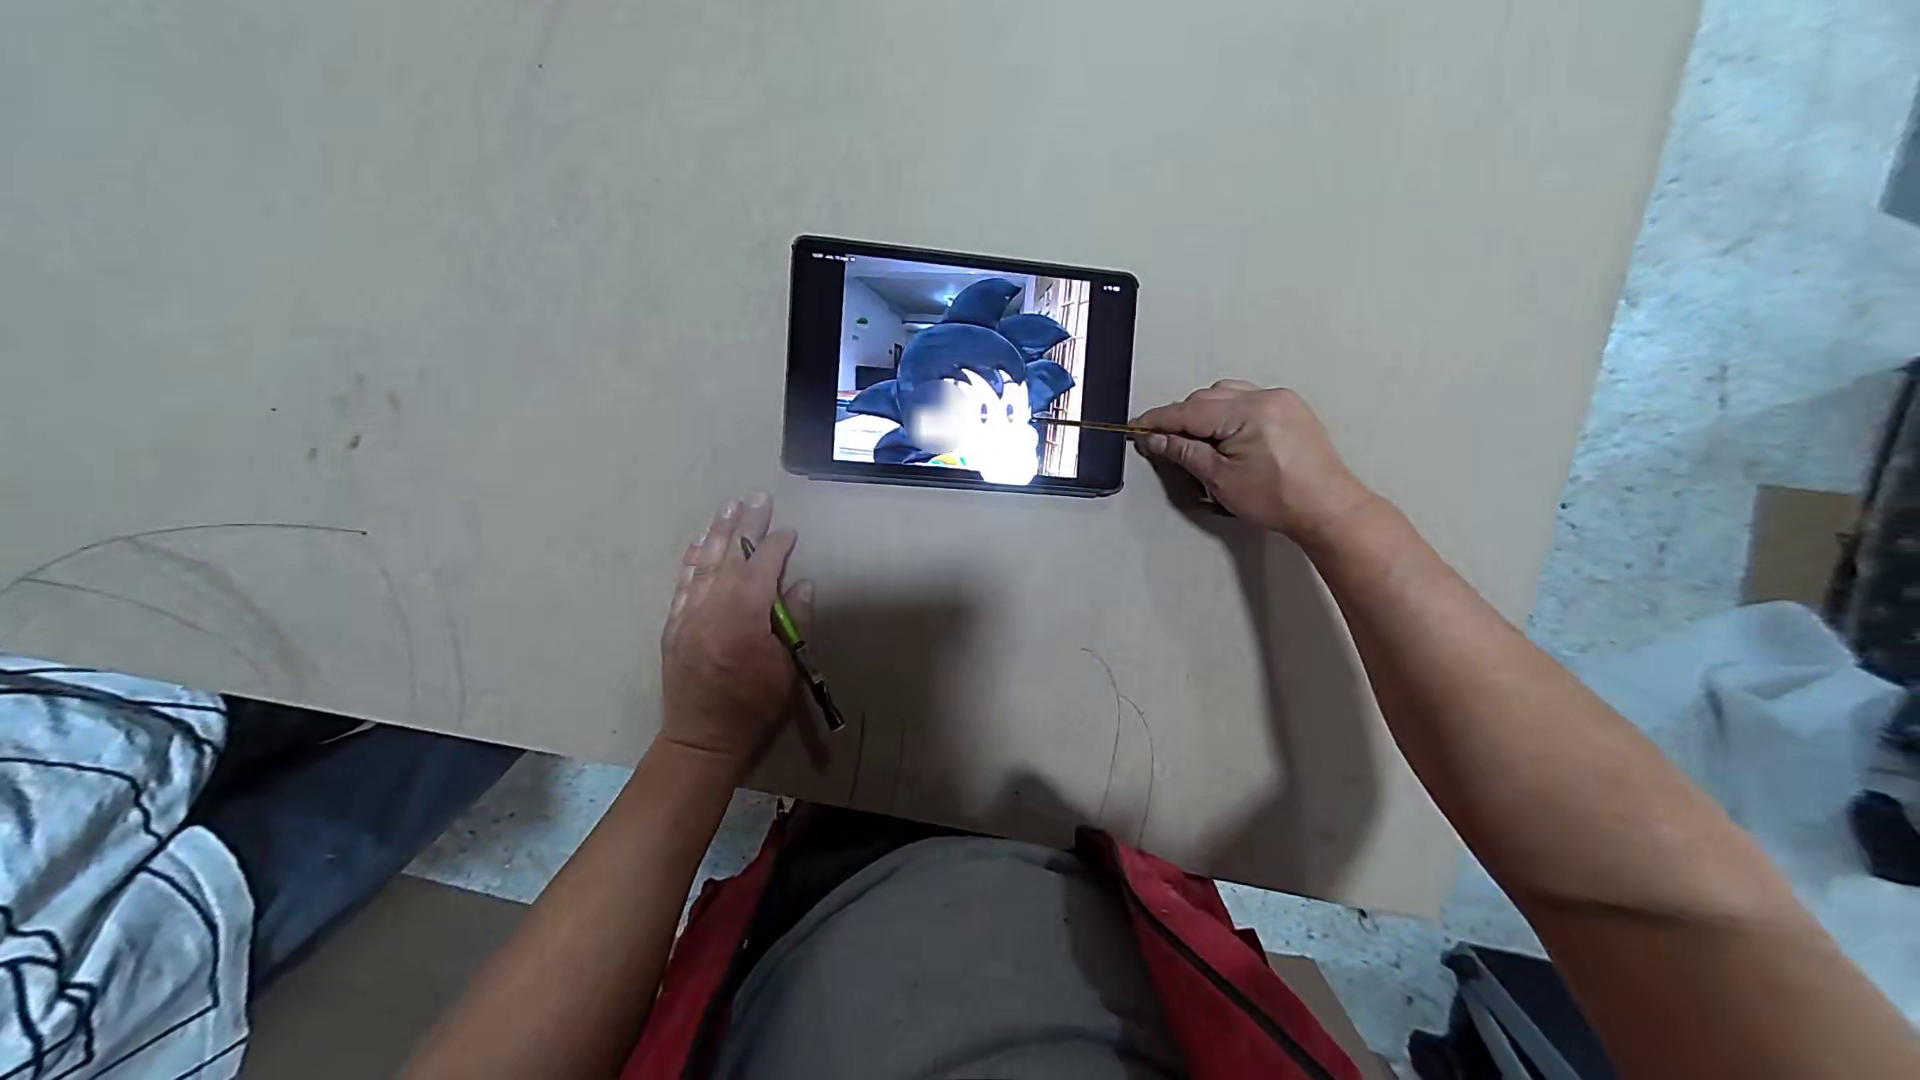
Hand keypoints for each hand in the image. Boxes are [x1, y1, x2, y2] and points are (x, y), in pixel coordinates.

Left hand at [658, 492, 811, 775]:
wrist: (702, 738)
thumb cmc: (754, 706)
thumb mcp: (786, 668)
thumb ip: (794, 621)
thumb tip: (799, 584)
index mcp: (743, 619)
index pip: (761, 570)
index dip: (776, 547)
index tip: (789, 531)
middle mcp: (712, 610)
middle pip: (730, 558)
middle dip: (745, 526)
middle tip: (756, 497)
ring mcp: (688, 616)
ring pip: (703, 565)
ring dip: (717, 534)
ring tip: (727, 508)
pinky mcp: (674, 626)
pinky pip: (682, 584)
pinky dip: (691, 561)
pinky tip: (697, 543)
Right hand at [1134, 381, 1378, 541]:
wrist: (1326, 509)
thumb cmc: (1282, 499)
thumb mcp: (1220, 479)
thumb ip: (1184, 452)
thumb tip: (1158, 439)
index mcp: (1249, 412)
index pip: (1189, 410)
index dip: (1159, 420)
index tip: (1138, 427)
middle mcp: (1267, 398)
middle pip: (1206, 398)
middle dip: (1180, 418)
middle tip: (1161, 442)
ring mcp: (1281, 402)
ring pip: (1225, 395)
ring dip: (1203, 413)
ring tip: (1192, 441)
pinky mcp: (1289, 410)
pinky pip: (1247, 399)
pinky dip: (1226, 412)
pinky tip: (1220, 434)